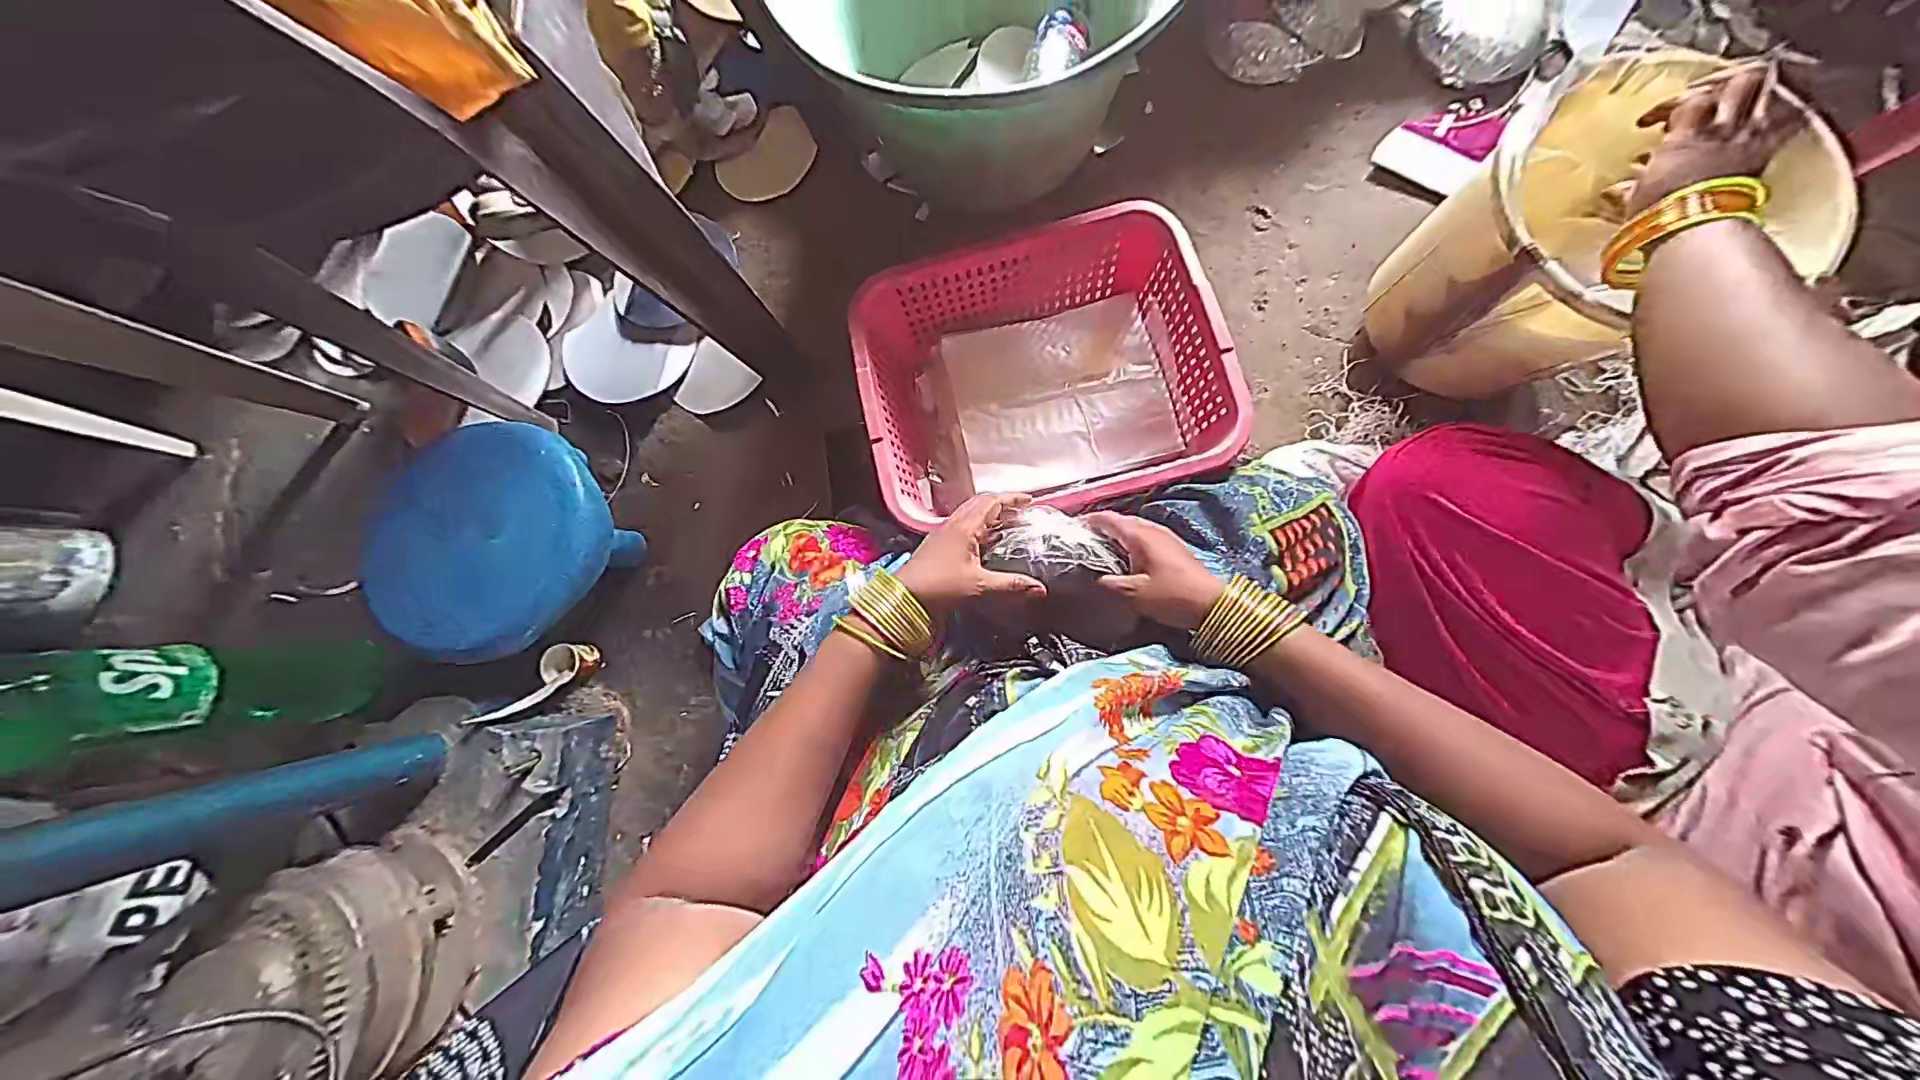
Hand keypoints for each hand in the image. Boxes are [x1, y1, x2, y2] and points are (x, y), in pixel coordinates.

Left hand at [894, 494, 1045, 619]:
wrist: (904, 597)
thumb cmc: (940, 587)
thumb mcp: (979, 585)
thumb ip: (1010, 584)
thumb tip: (1040, 589)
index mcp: (964, 527)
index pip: (991, 502)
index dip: (1012, 499)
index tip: (1029, 501)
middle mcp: (954, 525)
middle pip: (980, 504)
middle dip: (1002, 505)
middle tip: (1021, 513)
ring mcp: (944, 534)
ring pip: (970, 515)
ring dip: (990, 515)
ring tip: (1009, 525)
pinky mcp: (938, 545)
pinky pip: (963, 527)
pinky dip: (980, 527)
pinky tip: (987, 542)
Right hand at [1084, 512, 1223, 631]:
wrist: (1213, 604)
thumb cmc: (1172, 595)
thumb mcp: (1134, 594)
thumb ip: (1109, 584)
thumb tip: (1094, 579)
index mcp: (1140, 536)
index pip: (1109, 519)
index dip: (1090, 521)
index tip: (1073, 527)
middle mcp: (1153, 531)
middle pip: (1122, 521)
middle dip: (1102, 528)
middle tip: (1084, 540)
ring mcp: (1166, 538)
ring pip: (1135, 530)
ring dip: (1117, 536)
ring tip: (1101, 549)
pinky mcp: (1173, 550)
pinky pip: (1145, 539)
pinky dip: (1131, 544)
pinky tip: (1125, 558)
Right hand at [1627, 62, 1805, 214]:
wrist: (1695, 229)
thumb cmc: (1659, 216)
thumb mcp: (1635, 199)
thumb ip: (1632, 186)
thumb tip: (1619, 189)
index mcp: (1685, 139)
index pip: (1687, 101)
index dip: (1668, 108)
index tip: (1649, 124)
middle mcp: (1723, 130)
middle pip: (1740, 82)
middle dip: (1722, 85)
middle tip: (1704, 98)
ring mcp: (1752, 137)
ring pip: (1768, 92)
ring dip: (1753, 95)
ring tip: (1734, 106)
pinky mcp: (1771, 151)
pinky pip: (1786, 120)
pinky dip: (1776, 117)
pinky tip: (1760, 124)